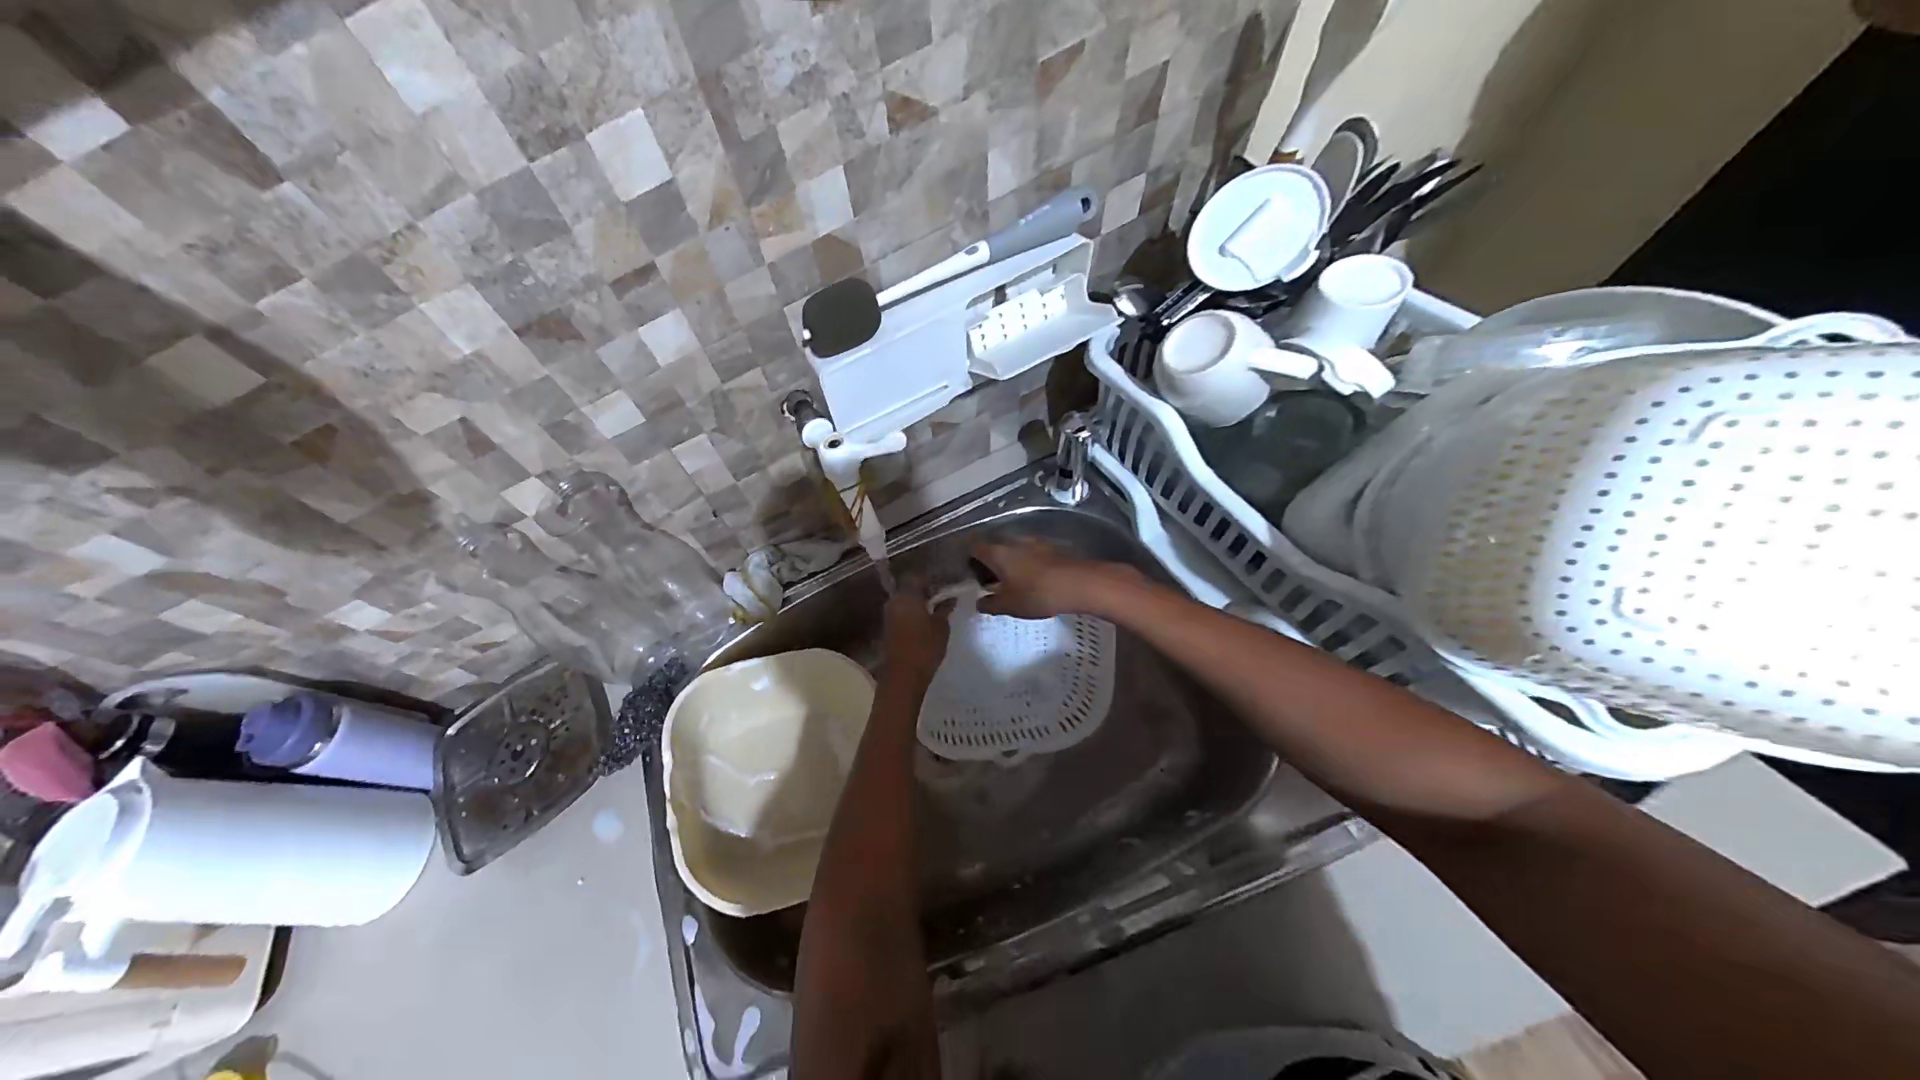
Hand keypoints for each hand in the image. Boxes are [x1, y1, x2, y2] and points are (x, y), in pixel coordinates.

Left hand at [881, 575, 950, 681]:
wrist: (903, 676)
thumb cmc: (925, 648)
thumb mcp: (941, 627)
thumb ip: (944, 609)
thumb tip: (949, 599)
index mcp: (907, 597)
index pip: (916, 577)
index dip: (930, 580)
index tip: (943, 586)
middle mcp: (894, 602)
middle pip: (908, 588)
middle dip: (924, 591)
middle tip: (941, 598)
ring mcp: (888, 615)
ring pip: (904, 601)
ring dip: (917, 603)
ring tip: (935, 611)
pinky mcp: (887, 628)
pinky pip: (901, 613)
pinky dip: (911, 614)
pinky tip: (924, 622)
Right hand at [971, 538, 1144, 618]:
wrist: (1080, 584)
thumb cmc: (1038, 594)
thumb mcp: (1009, 605)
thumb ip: (990, 604)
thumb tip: (979, 602)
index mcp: (998, 552)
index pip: (974, 546)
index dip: (969, 557)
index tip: (970, 571)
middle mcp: (1014, 541)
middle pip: (995, 546)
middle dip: (990, 561)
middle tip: (990, 580)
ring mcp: (1036, 542)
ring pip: (1015, 549)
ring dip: (1011, 562)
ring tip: (1013, 582)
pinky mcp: (1053, 548)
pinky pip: (1033, 553)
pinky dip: (1028, 563)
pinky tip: (1034, 580)